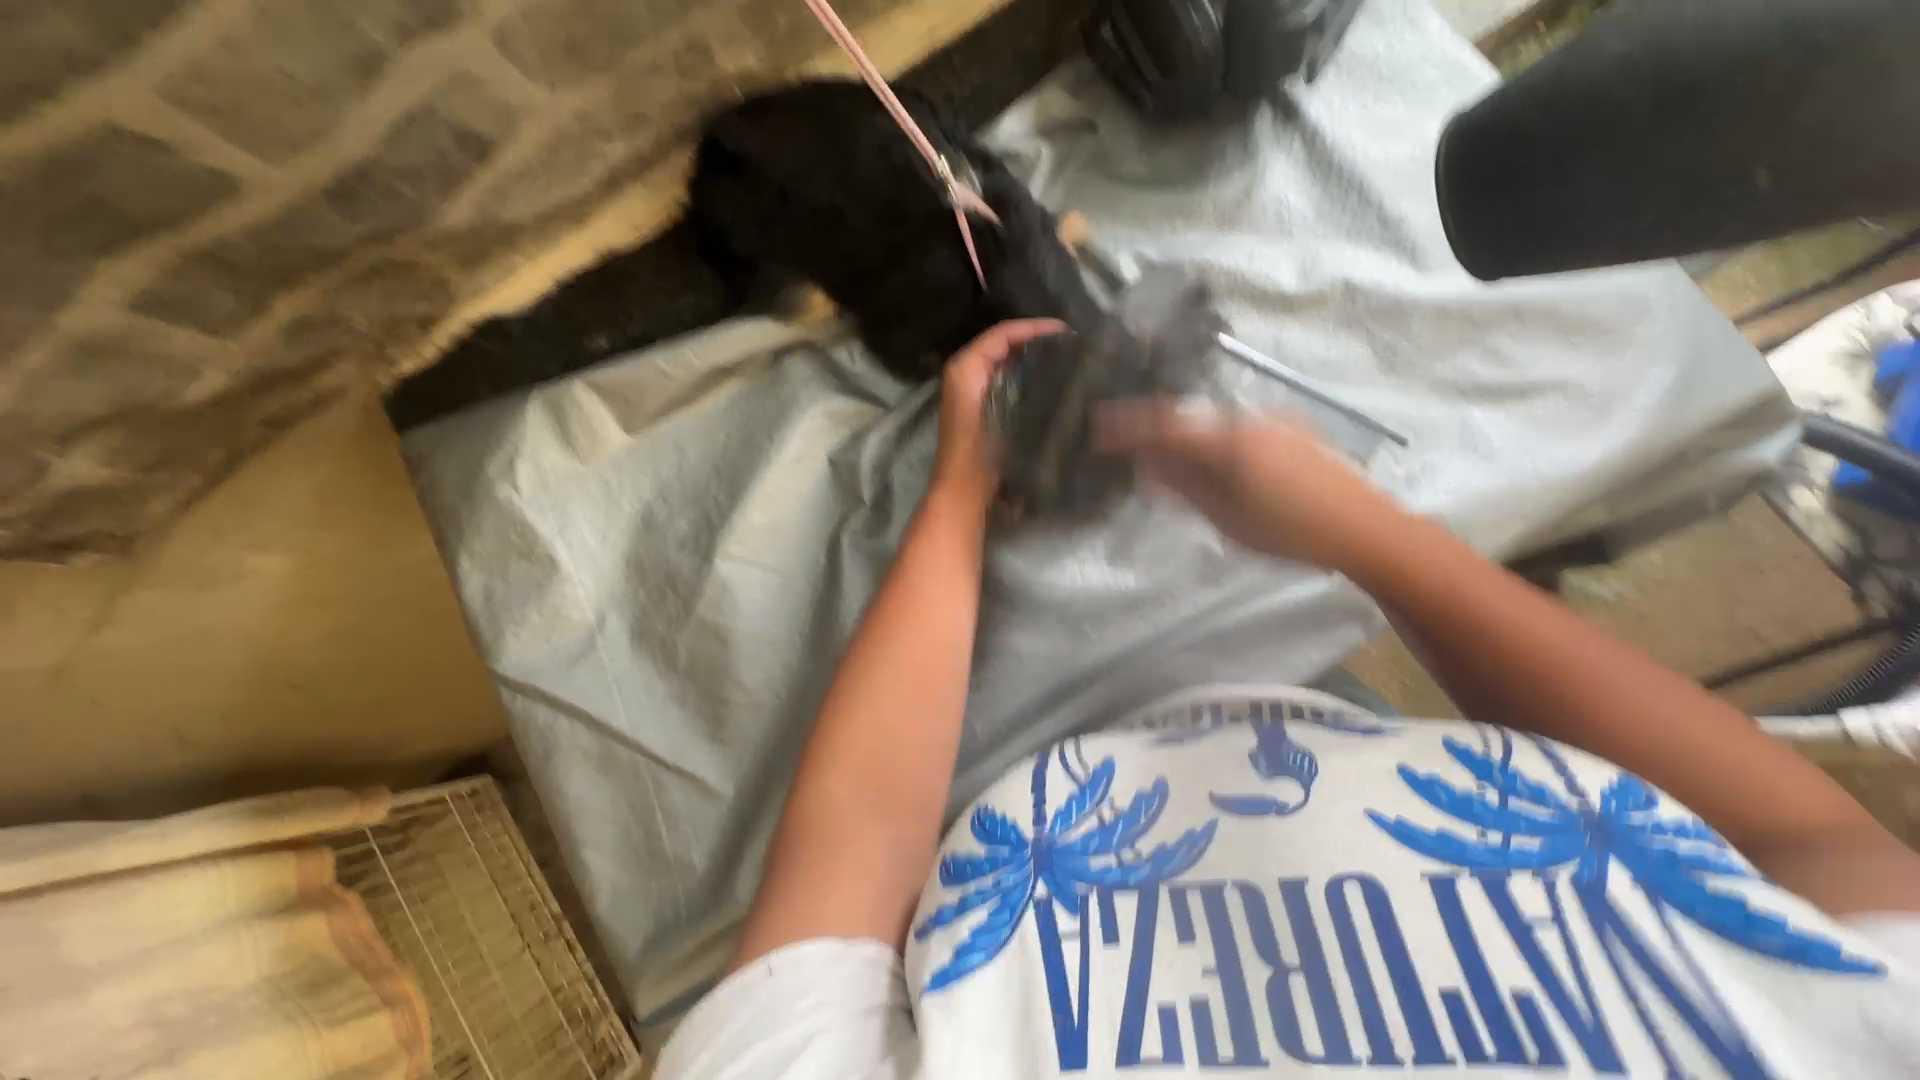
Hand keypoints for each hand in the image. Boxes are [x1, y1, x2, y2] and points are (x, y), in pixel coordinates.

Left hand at [928, 319, 1068, 512]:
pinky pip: (1003, 379)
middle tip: (1071, 343)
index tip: (1067, 332)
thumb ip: (1025, 385)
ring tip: (1065, 358)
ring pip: (1003, 361)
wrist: (962, 492)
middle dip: (1034, 340)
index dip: (1034, 328)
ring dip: (1031, 357)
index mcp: (965, 368)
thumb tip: (1059, 365)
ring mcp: (969, 391)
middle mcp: (964, 373)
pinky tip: (1049, 383)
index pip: (1003, 334)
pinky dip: (1024, 375)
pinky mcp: (978, 408)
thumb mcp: (1005, 414)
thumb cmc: (981, 455)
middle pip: (1002, 344)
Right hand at [1095, 403, 1407, 572]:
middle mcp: (1249, 419)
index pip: (1164, 424)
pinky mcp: (1295, 431)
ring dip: (1189, 442)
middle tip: (1136, 458)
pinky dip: (1218, 445)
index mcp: (1228, 440)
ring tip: (1177, 472)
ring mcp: (1276, 421)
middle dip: (1157, 436)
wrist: (1367, 529)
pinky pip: (1241, 430)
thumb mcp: (1226, 518)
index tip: (1098, 427)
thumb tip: (1145, 464)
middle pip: (1188, 420)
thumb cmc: (1290, 533)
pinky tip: (1224, 471)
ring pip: (1216, 425)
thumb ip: (1183, 486)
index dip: (1127, 425)